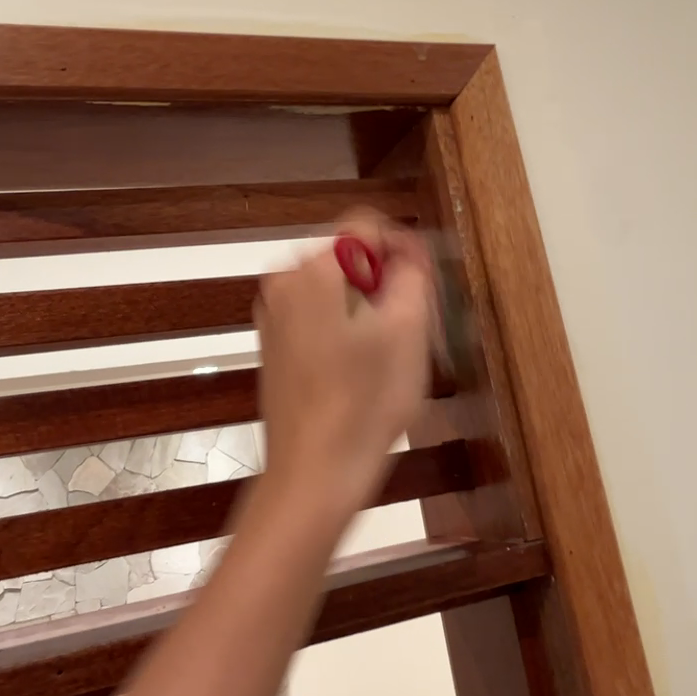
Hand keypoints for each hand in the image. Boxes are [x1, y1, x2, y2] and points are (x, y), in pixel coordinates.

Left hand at [253, 212, 435, 515]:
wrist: (314, 471)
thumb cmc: (366, 405)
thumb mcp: (410, 332)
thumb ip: (413, 275)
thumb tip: (409, 253)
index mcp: (316, 268)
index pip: (367, 225)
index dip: (403, 248)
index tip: (426, 282)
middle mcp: (284, 279)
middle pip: (347, 252)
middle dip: (382, 277)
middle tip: (412, 322)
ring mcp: (272, 311)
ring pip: (332, 282)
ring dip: (363, 301)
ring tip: (387, 348)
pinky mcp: (270, 339)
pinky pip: (313, 309)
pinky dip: (339, 321)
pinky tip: (359, 363)